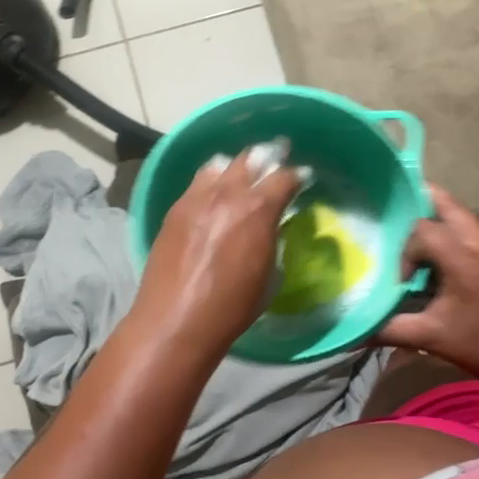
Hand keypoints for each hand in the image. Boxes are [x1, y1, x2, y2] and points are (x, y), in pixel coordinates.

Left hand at [132, 153, 301, 351]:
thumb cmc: (232, 306)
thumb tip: (272, 227)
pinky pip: (198, 182)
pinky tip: (215, 193)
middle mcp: (227, 194)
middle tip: (276, 159)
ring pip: (221, 164)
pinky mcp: (174, 209)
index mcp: (258, 209)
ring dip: (237, 166)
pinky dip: (213, 181)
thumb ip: (272, 238)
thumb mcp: (269, 273)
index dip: (297, 176)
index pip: (284, 177)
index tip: (303, 178)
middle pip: (250, 159)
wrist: (176, 320)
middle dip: (268, 158)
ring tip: (243, 174)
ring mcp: (196, 198)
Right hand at [376, 185, 478, 387]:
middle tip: (399, 215)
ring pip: (466, 219)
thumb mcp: (429, 339)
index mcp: (465, 260)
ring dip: (442, 224)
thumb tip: (354, 333)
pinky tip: (447, 263)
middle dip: (423, 206)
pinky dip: (459, 239)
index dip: (405, 251)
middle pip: (450, 206)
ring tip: (420, 244)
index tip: (401, 281)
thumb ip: (388, 329)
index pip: (425, 231)